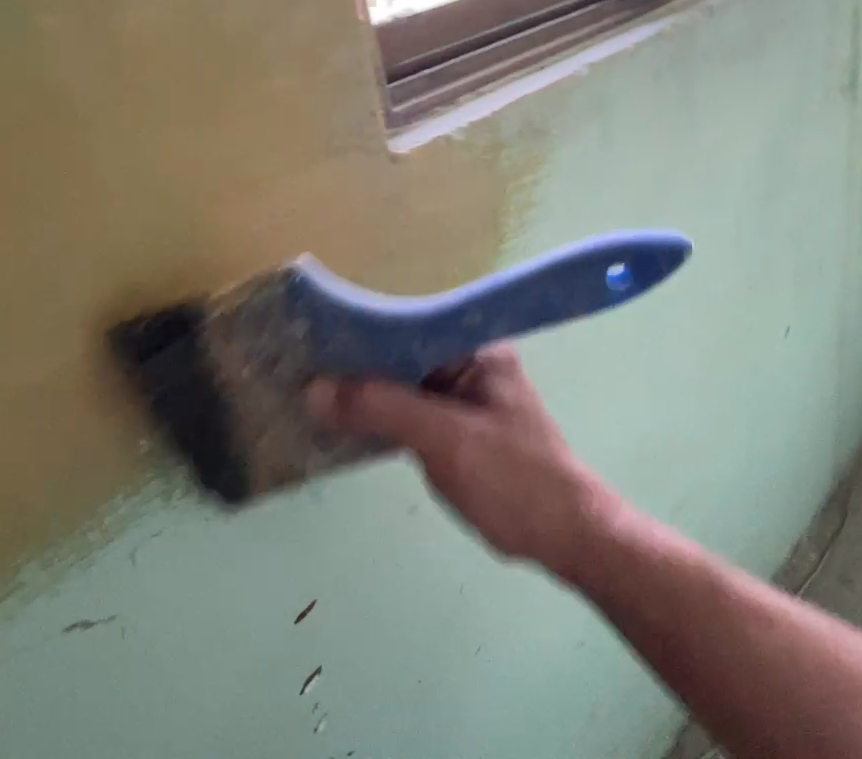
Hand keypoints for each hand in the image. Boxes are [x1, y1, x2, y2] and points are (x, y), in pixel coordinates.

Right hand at [306, 345, 621, 574]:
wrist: (565, 537)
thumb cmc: (514, 480)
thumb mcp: (445, 439)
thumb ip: (382, 408)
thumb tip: (313, 389)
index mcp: (476, 348)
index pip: (408, 323)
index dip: (360, 330)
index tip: (310, 337)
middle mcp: (467, 364)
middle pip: (399, 354)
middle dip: (354, 364)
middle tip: (296, 365)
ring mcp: (460, 398)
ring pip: (399, 385)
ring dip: (361, 393)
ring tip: (306, 392)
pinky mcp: (453, 430)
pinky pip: (405, 414)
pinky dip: (376, 419)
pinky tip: (338, 425)